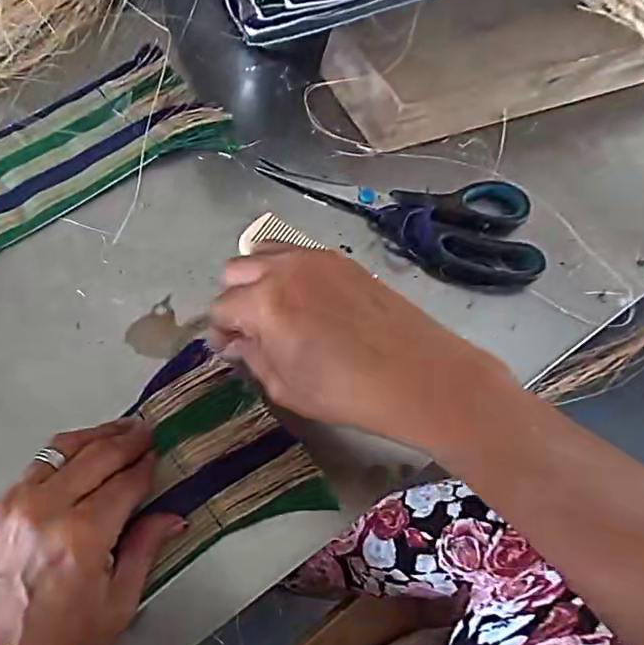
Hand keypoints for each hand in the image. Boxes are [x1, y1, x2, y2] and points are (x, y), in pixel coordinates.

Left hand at [0, 420, 184, 644]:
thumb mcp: (115, 608)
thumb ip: (144, 552)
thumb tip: (172, 517)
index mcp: (80, 536)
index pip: (123, 484)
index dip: (145, 467)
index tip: (159, 455)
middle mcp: (45, 508)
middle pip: (93, 457)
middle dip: (124, 440)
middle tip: (144, 430)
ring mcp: (14, 502)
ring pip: (59, 452)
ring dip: (91, 438)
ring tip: (116, 431)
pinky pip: (35, 469)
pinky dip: (61, 458)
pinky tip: (77, 459)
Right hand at [207, 244, 521, 453]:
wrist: (423, 378)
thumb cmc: (346, 392)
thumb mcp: (283, 387)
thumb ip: (250, 357)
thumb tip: (237, 341)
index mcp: (263, 302)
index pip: (220, 309)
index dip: (220, 333)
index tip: (231, 349)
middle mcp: (284, 270)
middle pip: (234, 271)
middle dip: (234, 299)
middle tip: (250, 328)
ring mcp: (315, 259)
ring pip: (263, 253)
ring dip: (257, 278)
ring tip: (274, 308)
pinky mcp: (343, 261)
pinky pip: (296, 254)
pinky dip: (287, 271)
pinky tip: (303, 300)